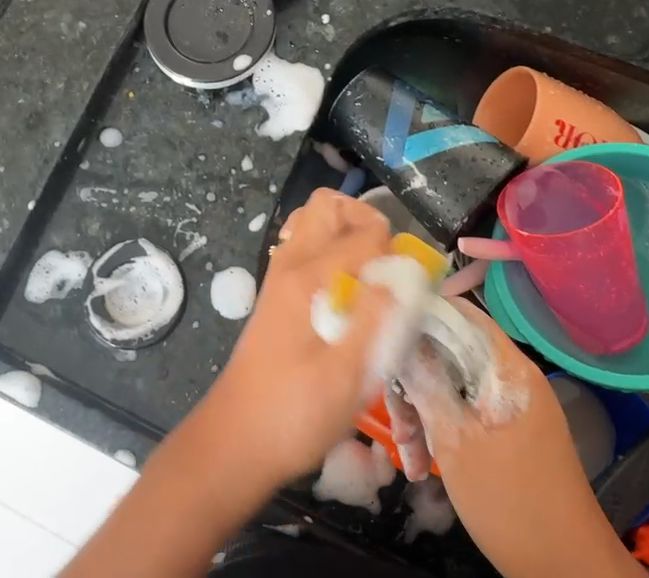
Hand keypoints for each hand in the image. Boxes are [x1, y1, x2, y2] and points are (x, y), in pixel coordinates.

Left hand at [195, 189, 394, 488]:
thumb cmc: (293, 414)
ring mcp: (279, 280)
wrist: (236, 442)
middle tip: (390, 266)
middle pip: (326, 206)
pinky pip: (306, 254)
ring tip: (373, 283)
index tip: (412, 287)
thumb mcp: (346, 375)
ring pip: (313, 227)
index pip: (364, 232)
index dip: (397, 252)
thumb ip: (377, 318)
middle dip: (366, 222)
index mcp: (306, 277)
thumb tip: (405, 271)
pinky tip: (350, 304)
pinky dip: (333, 259)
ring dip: (347, 239)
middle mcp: (289, 266)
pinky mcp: (278, 299)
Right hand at [394, 298, 645, 577]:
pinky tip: (424, 467)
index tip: (382, 338)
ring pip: (449, 387)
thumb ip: (424, 382)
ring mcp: (509, 405)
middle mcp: (509, 376)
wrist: (567, 569)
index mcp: (507, 367)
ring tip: (410, 460)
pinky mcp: (506, 431)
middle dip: (413, 383)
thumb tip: (398, 334)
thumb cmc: (511, 501)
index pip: (458, 312)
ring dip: (421, 416)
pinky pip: (463, 412)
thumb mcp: (455, 440)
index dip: (417, 316)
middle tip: (398, 427)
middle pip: (447, 353)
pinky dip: (440, 434)